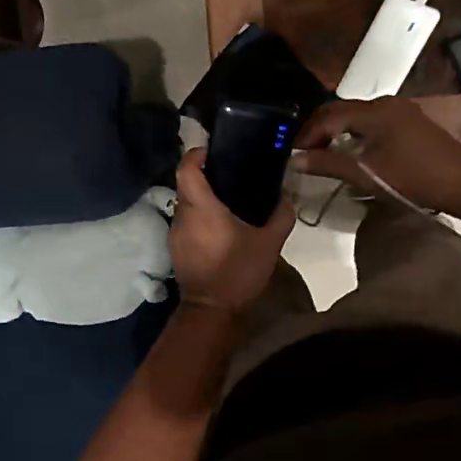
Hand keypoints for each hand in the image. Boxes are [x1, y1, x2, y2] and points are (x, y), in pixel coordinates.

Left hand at [169, 149, 293, 312]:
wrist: (212, 309)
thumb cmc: (239, 272)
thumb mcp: (270, 243)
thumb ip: (280, 214)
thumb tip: (286, 194)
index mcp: (202, 208)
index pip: (187, 169)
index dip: (197, 155)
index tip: (214, 151)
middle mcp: (183, 215)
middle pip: (186, 184)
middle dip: (204, 176)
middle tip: (230, 175)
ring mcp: (175, 232)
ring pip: (185, 204)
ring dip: (201, 199)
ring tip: (227, 201)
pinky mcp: (175, 246)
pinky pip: (185, 221)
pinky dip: (198, 216)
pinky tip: (219, 225)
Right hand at [291, 96, 460, 214]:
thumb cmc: (413, 177)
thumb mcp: (365, 173)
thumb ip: (327, 164)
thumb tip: (295, 160)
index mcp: (374, 111)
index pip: (328, 116)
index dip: (307, 135)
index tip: (293, 155)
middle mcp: (385, 103)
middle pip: (340, 111)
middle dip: (318, 130)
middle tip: (303, 153)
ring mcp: (399, 111)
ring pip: (355, 116)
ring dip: (334, 132)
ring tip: (322, 154)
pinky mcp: (408, 123)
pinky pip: (370, 122)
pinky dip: (352, 133)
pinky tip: (350, 151)